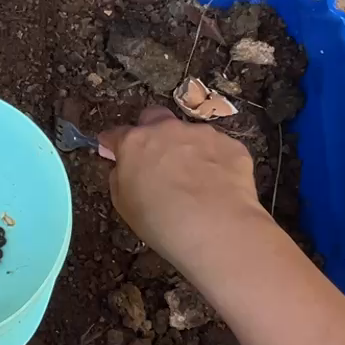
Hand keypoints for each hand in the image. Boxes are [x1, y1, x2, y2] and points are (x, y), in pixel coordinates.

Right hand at [98, 107, 271, 269]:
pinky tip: (217, 186)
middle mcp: (167, 130)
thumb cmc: (159, 218)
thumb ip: (120, 176)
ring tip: (194, 181)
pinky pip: (218, 149)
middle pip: (154, 117)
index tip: (112, 150)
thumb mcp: (123, 202)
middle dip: (151, 131)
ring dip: (187, 149)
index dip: (113, 143)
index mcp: (135, 142)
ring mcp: (203, 134)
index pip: (116, 134)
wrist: (214, 226)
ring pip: (190, 134)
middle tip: (155, 158)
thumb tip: (126, 167)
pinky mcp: (232, 145)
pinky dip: (215, 162)